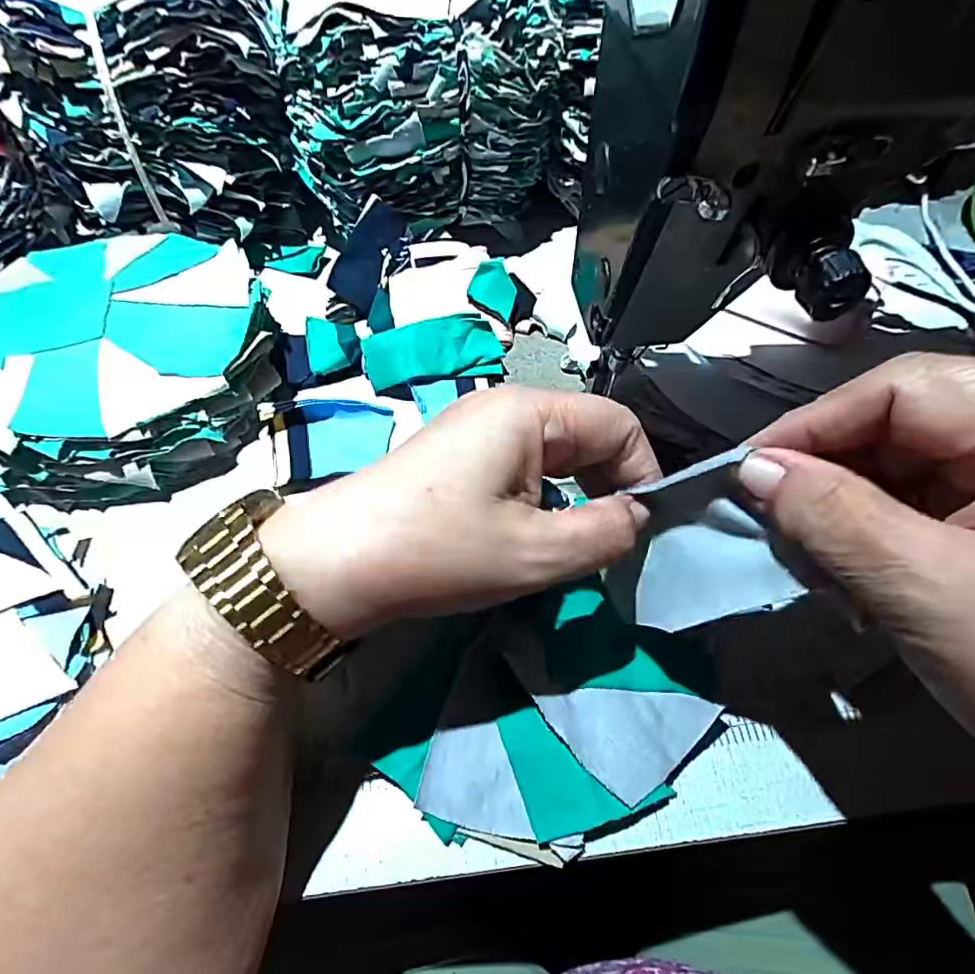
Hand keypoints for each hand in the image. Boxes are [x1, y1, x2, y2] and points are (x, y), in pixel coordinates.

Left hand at [258, 386, 659, 639]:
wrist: (331, 565)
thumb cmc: (438, 551)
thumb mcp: (537, 553)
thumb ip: (606, 532)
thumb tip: (638, 517)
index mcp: (529, 413)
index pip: (619, 425)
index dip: (643, 473)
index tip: (642, 528)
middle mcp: (506, 408)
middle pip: (591, 436)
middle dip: (612, 487)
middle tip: (613, 542)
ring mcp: (480, 431)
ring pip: (561, 456)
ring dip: (581, 498)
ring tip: (576, 546)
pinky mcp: (462, 457)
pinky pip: (529, 469)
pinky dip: (548, 501)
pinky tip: (535, 538)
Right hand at [741, 353, 974, 901]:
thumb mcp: (939, 596)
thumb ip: (836, 519)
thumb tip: (753, 470)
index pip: (920, 387)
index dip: (821, 423)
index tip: (749, 470)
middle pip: (925, 426)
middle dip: (842, 480)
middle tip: (781, 530)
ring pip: (930, 471)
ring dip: (863, 518)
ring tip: (828, 574)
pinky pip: (952, 511)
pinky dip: (896, 543)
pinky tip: (868, 585)